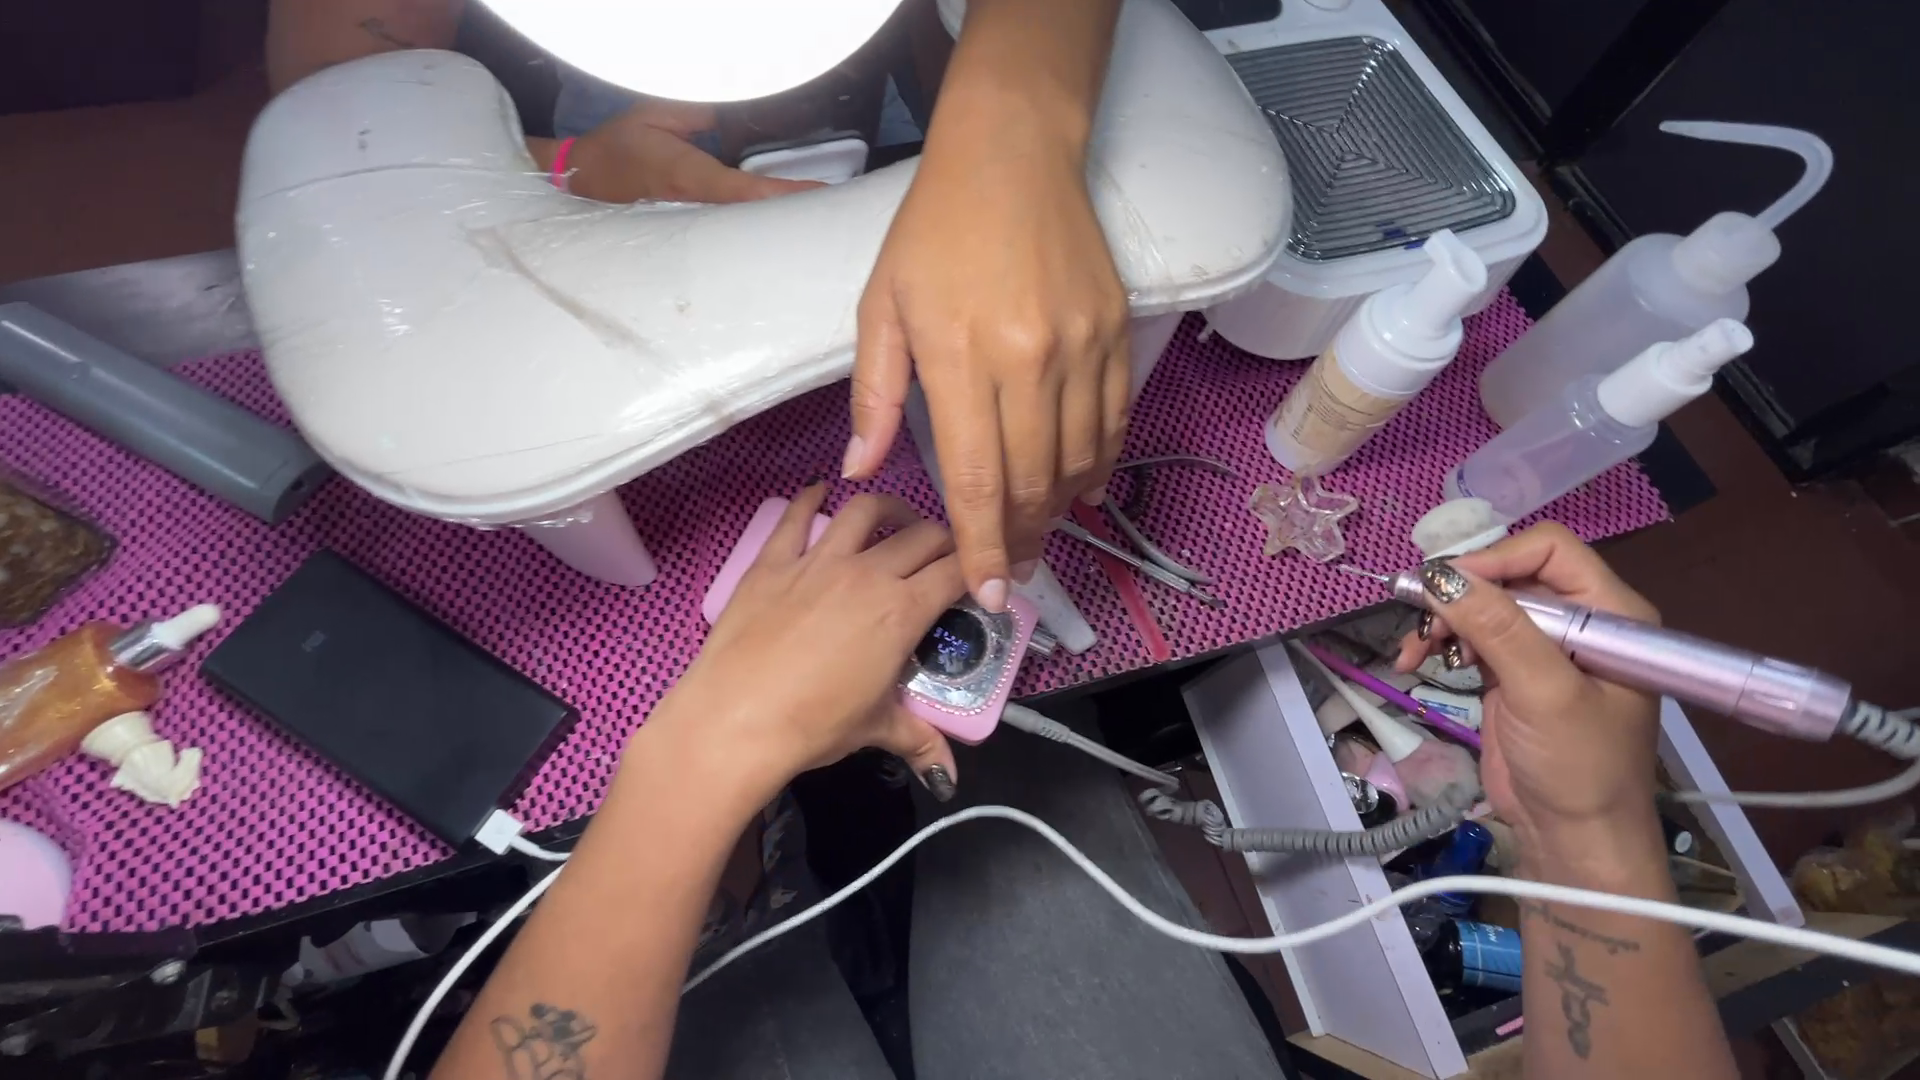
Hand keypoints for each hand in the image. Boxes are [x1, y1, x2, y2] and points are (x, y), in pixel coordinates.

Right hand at [558, 99, 819, 203]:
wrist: (593, 179)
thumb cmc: (621, 145)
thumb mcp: (652, 115)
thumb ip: (690, 113)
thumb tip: (721, 112)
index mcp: (692, 175)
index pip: (746, 189)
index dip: (782, 193)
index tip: (815, 193)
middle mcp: (703, 202)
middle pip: (758, 213)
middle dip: (795, 211)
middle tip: (837, 209)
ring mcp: (704, 215)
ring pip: (752, 220)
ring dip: (784, 215)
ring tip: (821, 210)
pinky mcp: (703, 218)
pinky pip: (742, 218)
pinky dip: (767, 214)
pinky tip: (790, 214)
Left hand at [658, 487, 965, 796]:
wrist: (735, 720)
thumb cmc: (813, 726)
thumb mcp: (875, 729)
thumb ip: (919, 741)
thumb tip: (947, 774)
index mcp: (903, 610)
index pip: (958, 571)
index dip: (977, 567)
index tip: (980, 574)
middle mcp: (869, 573)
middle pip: (922, 535)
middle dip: (944, 540)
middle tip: (943, 555)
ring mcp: (818, 560)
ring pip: (867, 510)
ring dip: (890, 509)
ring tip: (896, 520)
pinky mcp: (774, 560)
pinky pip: (797, 515)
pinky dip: (812, 498)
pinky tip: (820, 492)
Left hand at [843, 123, 1130, 611]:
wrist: (1013, 158)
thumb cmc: (934, 233)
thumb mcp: (881, 308)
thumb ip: (875, 398)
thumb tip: (862, 471)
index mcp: (961, 360)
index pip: (975, 480)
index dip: (982, 546)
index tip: (991, 592)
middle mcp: (1030, 363)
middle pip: (1031, 483)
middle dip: (1023, 539)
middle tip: (1016, 569)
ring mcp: (1082, 350)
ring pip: (1079, 462)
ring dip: (1060, 511)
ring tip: (1042, 535)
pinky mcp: (1117, 336)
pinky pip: (1114, 424)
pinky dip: (1099, 468)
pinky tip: (1083, 490)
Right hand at [1395, 524, 1664, 868]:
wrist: (1572, 835)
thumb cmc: (1578, 764)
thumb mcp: (1542, 691)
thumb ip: (1497, 627)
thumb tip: (1439, 575)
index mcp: (1610, 612)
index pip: (1546, 549)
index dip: (1494, 560)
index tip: (1446, 588)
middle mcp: (1578, 619)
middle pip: (1505, 573)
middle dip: (1457, 593)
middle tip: (1417, 617)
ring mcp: (1541, 645)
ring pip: (1477, 603)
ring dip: (1439, 620)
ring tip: (1415, 651)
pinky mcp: (1510, 670)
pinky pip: (1466, 635)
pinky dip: (1436, 642)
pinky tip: (1416, 662)